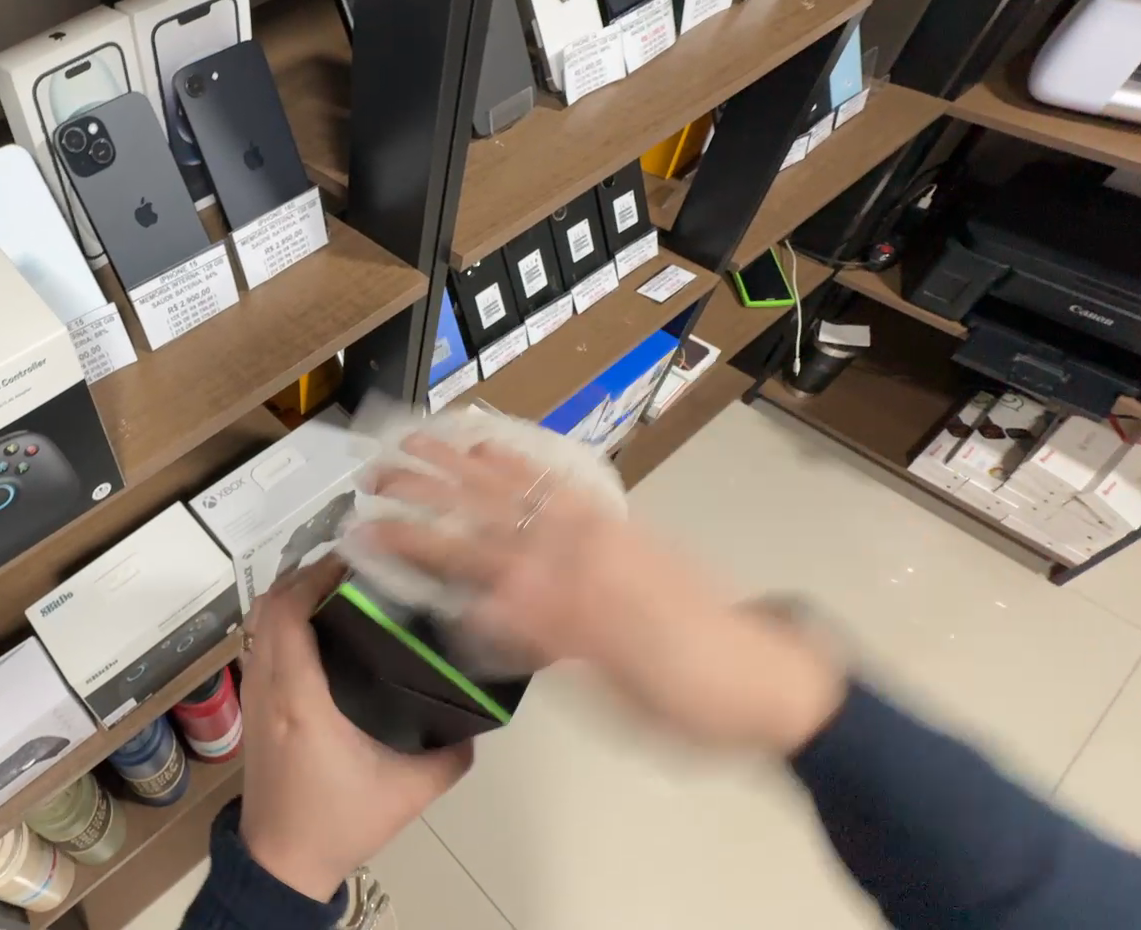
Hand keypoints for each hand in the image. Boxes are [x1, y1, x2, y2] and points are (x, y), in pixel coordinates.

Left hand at [238, 557, 473, 900]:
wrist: (281, 860)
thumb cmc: (340, 821)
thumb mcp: (408, 791)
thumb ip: (450, 752)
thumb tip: (474, 714)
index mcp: (300, 697)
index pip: (291, 612)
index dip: (315, 576)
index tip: (353, 562)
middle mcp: (268, 683)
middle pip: (271, 604)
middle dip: (306, 575)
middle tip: (351, 569)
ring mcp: (253, 690)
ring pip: (260, 619)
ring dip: (291, 593)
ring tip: (336, 586)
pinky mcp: (251, 700)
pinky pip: (259, 638)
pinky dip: (281, 616)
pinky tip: (317, 623)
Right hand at [360, 435, 845, 755]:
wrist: (774, 681)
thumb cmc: (686, 702)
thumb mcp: (616, 690)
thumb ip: (547, 640)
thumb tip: (475, 609)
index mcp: (571, 595)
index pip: (474, 563)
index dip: (414, 546)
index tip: (366, 536)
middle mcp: (580, 548)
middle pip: (483, 513)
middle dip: (421, 494)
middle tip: (370, 481)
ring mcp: (597, 528)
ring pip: (514, 486)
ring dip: (456, 461)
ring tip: (412, 440)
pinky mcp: (613, 522)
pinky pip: (556, 481)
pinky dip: (516, 459)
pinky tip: (485, 443)